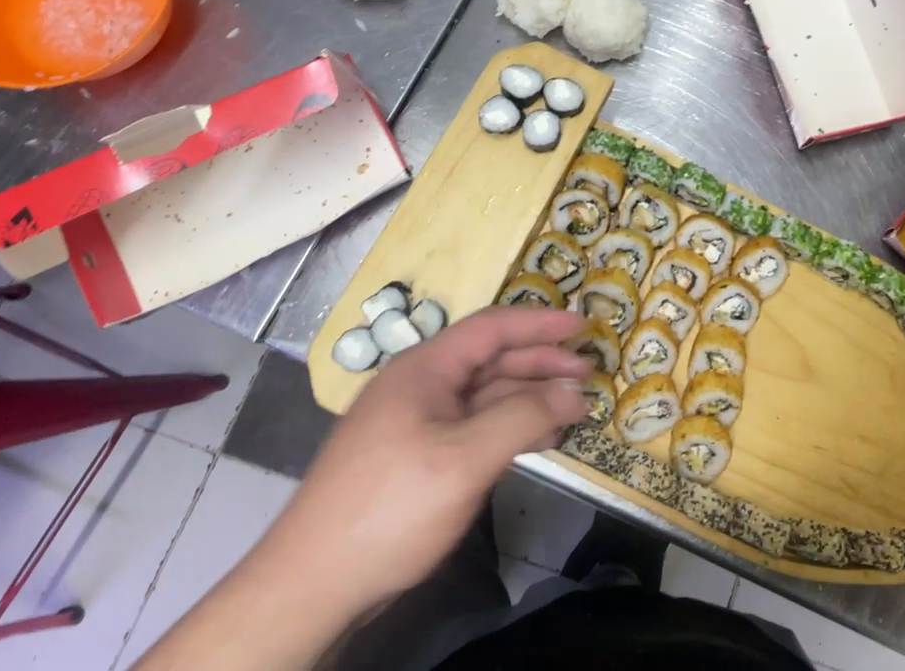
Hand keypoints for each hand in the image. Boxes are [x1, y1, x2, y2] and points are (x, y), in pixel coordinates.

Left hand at [265, 306, 588, 606]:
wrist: (314, 581)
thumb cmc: (392, 506)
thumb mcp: (465, 458)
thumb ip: (523, 417)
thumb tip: (572, 392)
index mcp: (424, 369)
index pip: (491, 328)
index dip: (540, 323)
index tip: (583, 324)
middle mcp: (420, 386)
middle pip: (490, 360)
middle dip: (541, 362)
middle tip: (589, 371)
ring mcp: (416, 423)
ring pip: (483, 396)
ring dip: (529, 398)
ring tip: (574, 407)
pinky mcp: (416, 457)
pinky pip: (472, 427)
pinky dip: (509, 427)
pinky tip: (538, 440)